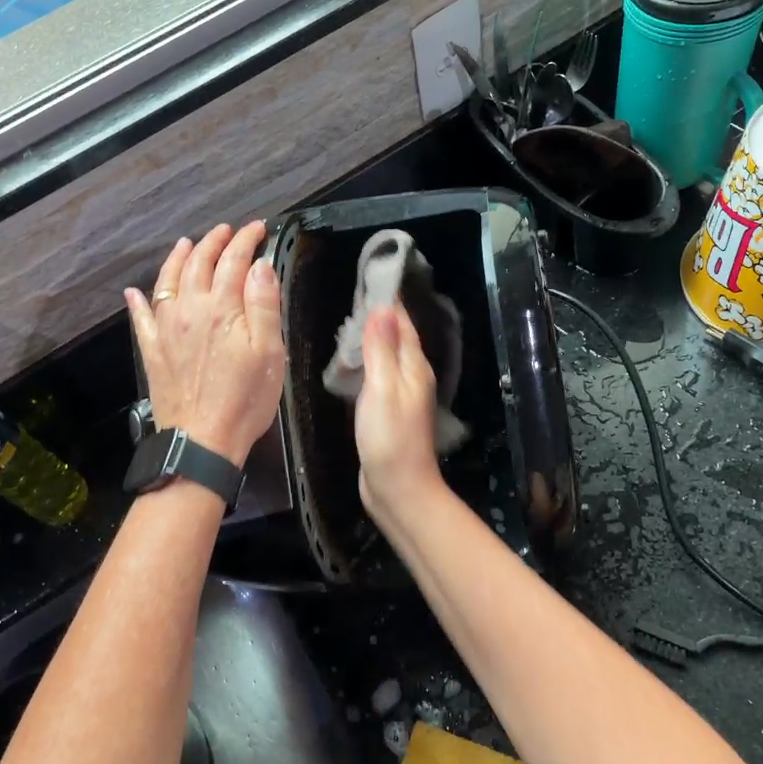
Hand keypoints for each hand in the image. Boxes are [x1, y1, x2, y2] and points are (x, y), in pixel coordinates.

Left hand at [125, 222, 285, 466]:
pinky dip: (138, 301)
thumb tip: (260, 265)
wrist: (201, 441)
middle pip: (199, 263)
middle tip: (227, 231)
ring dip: (178, 258)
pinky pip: (141, 318)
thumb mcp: (269, 352)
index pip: (234, 260)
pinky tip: (134, 293)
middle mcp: (190, 309)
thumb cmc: (244, 399)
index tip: (258, 228)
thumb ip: (264, 305)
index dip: (247, 240)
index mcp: (222, 308)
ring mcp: (166, 329)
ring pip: (168, 281)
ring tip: (187, 244)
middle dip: (214, 241)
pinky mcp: (152, 351)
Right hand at [354, 305, 447, 521]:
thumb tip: (383, 306)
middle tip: (353, 294)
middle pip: (397, 337)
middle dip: (379, 315)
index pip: (403, 322)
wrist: (397, 489)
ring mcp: (402, 395)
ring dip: (372, 338)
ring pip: (387, 356)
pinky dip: (366, 361)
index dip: (389, 299)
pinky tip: (350, 362)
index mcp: (415, 366)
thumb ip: (381, 348)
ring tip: (347, 321)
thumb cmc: (389, 437)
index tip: (371, 274)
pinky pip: (378, 375)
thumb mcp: (382, 387)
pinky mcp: (389, 411)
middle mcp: (413, 376)